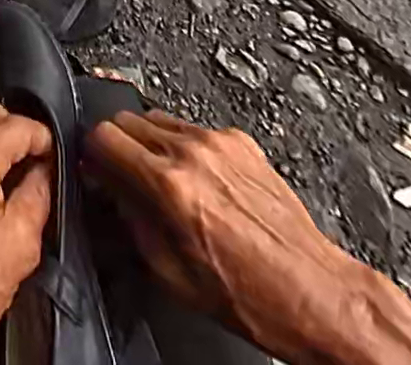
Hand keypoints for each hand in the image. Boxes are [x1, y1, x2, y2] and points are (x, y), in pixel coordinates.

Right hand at [86, 111, 410, 364]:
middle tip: (121, 173)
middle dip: (116, 144)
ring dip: (147, 141)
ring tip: (161, 177)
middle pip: (124, 118)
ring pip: (155, 116)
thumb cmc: (254, 295)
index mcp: (169, 186)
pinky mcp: (240, 140)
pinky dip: (181, 144)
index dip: (91, 154)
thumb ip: (128, 218)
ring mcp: (219, 142)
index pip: (103, 136)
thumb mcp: (169, 272)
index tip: (94, 168)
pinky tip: (196, 178)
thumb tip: (108, 187)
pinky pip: (191, 127)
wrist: (318, 294)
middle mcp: (192, 153)